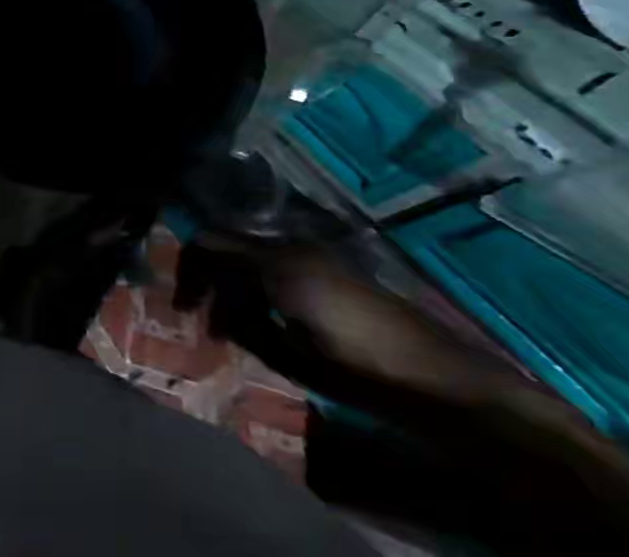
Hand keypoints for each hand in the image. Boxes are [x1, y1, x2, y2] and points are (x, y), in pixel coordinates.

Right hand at [175, 238, 628, 555]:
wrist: (446, 383)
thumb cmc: (362, 372)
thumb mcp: (291, 356)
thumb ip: (244, 324)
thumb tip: (217, 311)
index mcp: (277, 265)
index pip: (208, 245)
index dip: (187, 272)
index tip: (182, 308)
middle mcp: (292, 248)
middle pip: (228, 248)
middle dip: (209, 282)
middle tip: (206, 323)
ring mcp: (317, 256)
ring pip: (252, 257)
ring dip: (235, 287)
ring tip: (236, 330)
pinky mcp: (335, 270)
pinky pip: (278, 266)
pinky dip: (261, 287)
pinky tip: (270, 322)